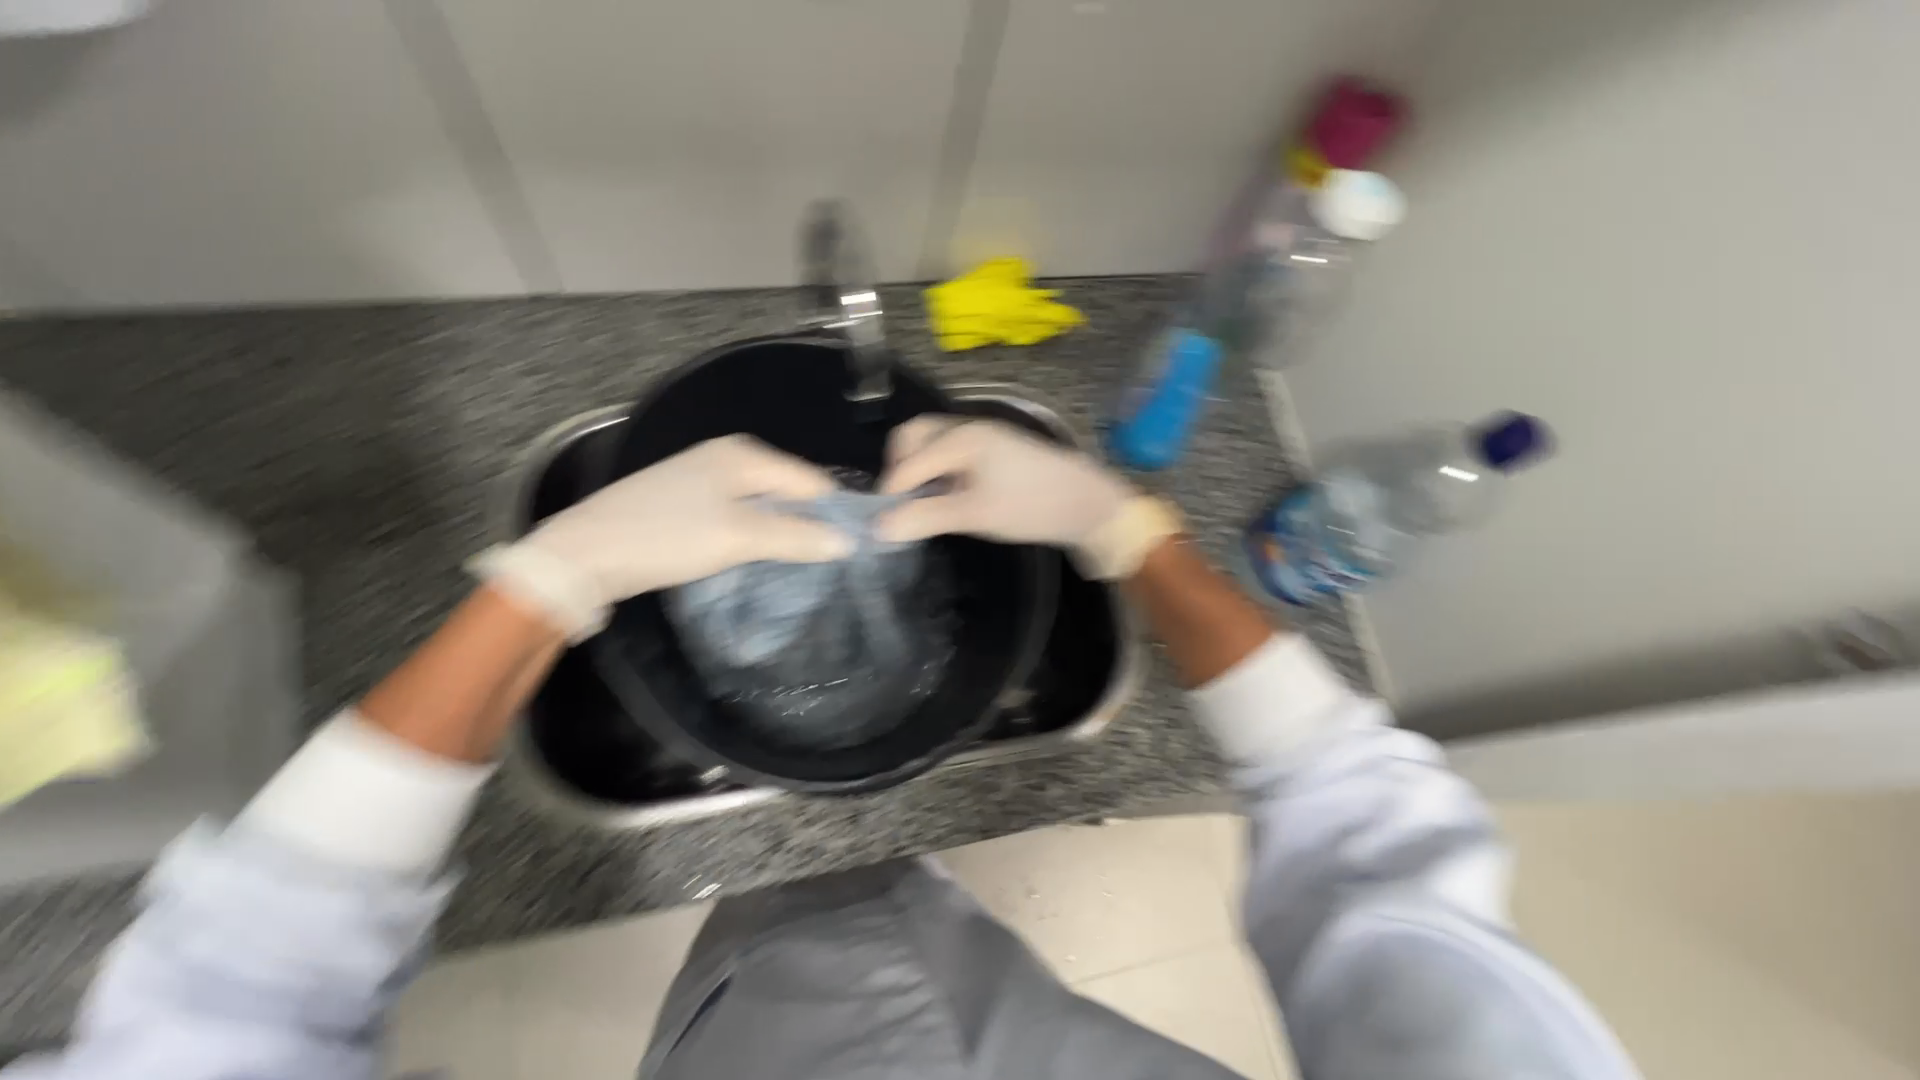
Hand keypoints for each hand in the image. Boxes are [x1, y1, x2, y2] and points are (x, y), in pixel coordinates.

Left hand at [472, 435, 850, 639]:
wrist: (581, 555)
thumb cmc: (665, 537)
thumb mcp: (737, 537)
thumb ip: (795, 536)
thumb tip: (848, 542)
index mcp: (745, 453)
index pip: (812, 481)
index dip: (833, 516)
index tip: (850, 554)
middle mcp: (728, 457)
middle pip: (789, 492)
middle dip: (807, 525)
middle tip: (823, 567)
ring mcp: (704, 479)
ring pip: (764, 507)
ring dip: (780, 534)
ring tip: (793, 568)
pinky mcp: (688, 504)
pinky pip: (739, 516)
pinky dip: (752, 537)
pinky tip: (752, 560)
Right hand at [876, 416, 1132, 551]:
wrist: (1088, 503)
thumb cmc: (1031, 506)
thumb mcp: (974, 514)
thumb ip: (925, 517)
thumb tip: (879, 528)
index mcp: (961, 437)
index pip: (907, 461)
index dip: (890, 493)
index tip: (883, 523)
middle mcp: (967, 427)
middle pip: (914, 436)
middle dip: (900, 467)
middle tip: (900, 504)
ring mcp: (981, 435)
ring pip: (932, 442)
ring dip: (918, 468)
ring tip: (921, 503)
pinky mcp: (992, 449)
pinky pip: (949, 451)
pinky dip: (937, 470)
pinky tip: (946, 498)